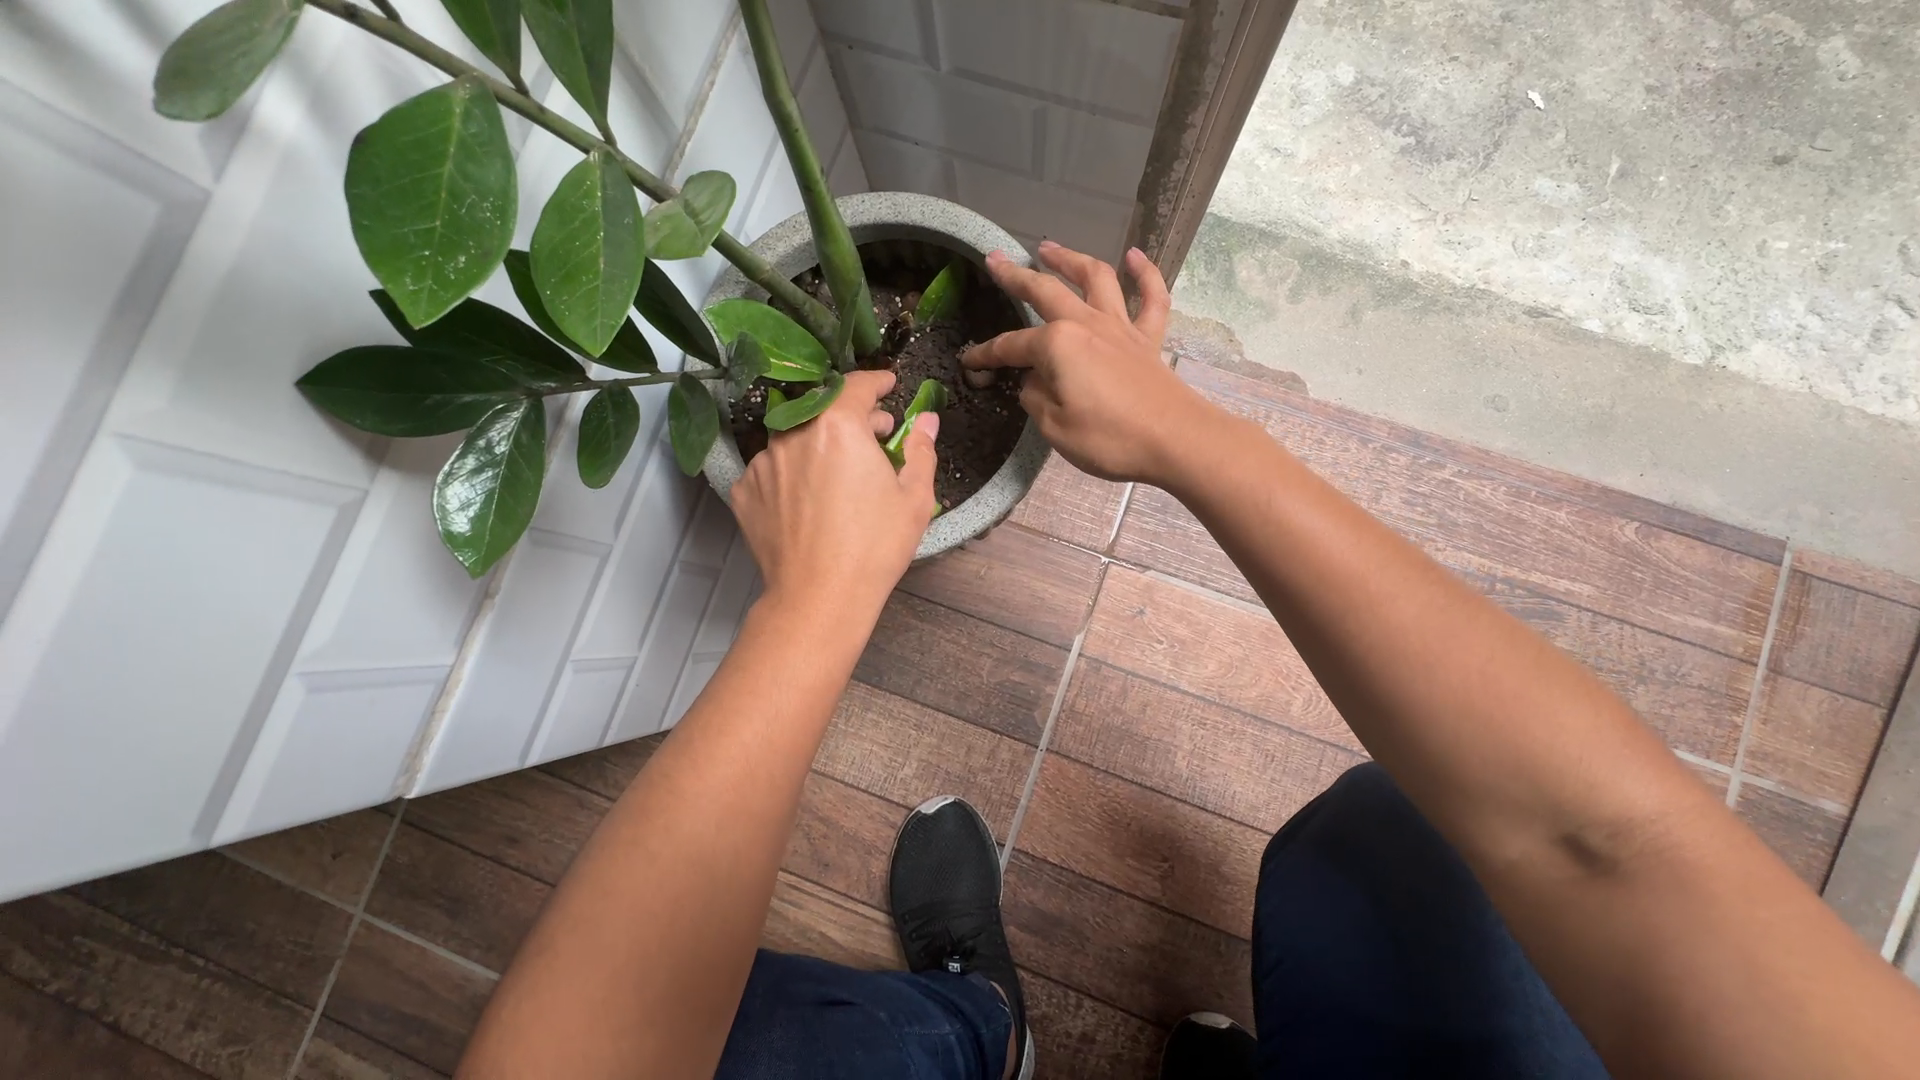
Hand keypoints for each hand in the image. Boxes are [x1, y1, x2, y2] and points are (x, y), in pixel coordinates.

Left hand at [731, 369, 938, 621]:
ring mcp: (763, 462)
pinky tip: (810, 501)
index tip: (888, 384)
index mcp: (838, 426)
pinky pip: (773, 469)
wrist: (818, 598)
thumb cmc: (875, 548)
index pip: (857, 385)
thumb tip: (927, 420)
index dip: (877, 381)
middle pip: (824, 411)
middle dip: (852, 418)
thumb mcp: (914, 498)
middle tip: (876, 438)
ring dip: (819, 445)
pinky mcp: (745, 491)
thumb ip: (920, 450)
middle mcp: (793, 433)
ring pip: (796, 439)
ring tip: (840, 474)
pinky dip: (793, 474)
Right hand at [963, 241, 1215, 486]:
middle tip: (996, 260)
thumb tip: (1032, 382)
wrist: (1175, 440)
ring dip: (1070, 258)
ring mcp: (1121, 327)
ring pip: (1095, 278)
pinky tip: (1134, 256)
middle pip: (1045, 291)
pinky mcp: (1149, 339)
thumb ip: (1036, 398)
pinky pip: (1151, 298)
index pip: (1011, 347)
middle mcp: (1087, 324)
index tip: (968, 360)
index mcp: (1057, 345)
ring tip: (1050, 247)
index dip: (986, 354)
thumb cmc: (1110, 439)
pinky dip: (1144, 273)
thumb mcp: (1055, 428)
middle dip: (1016, 276)